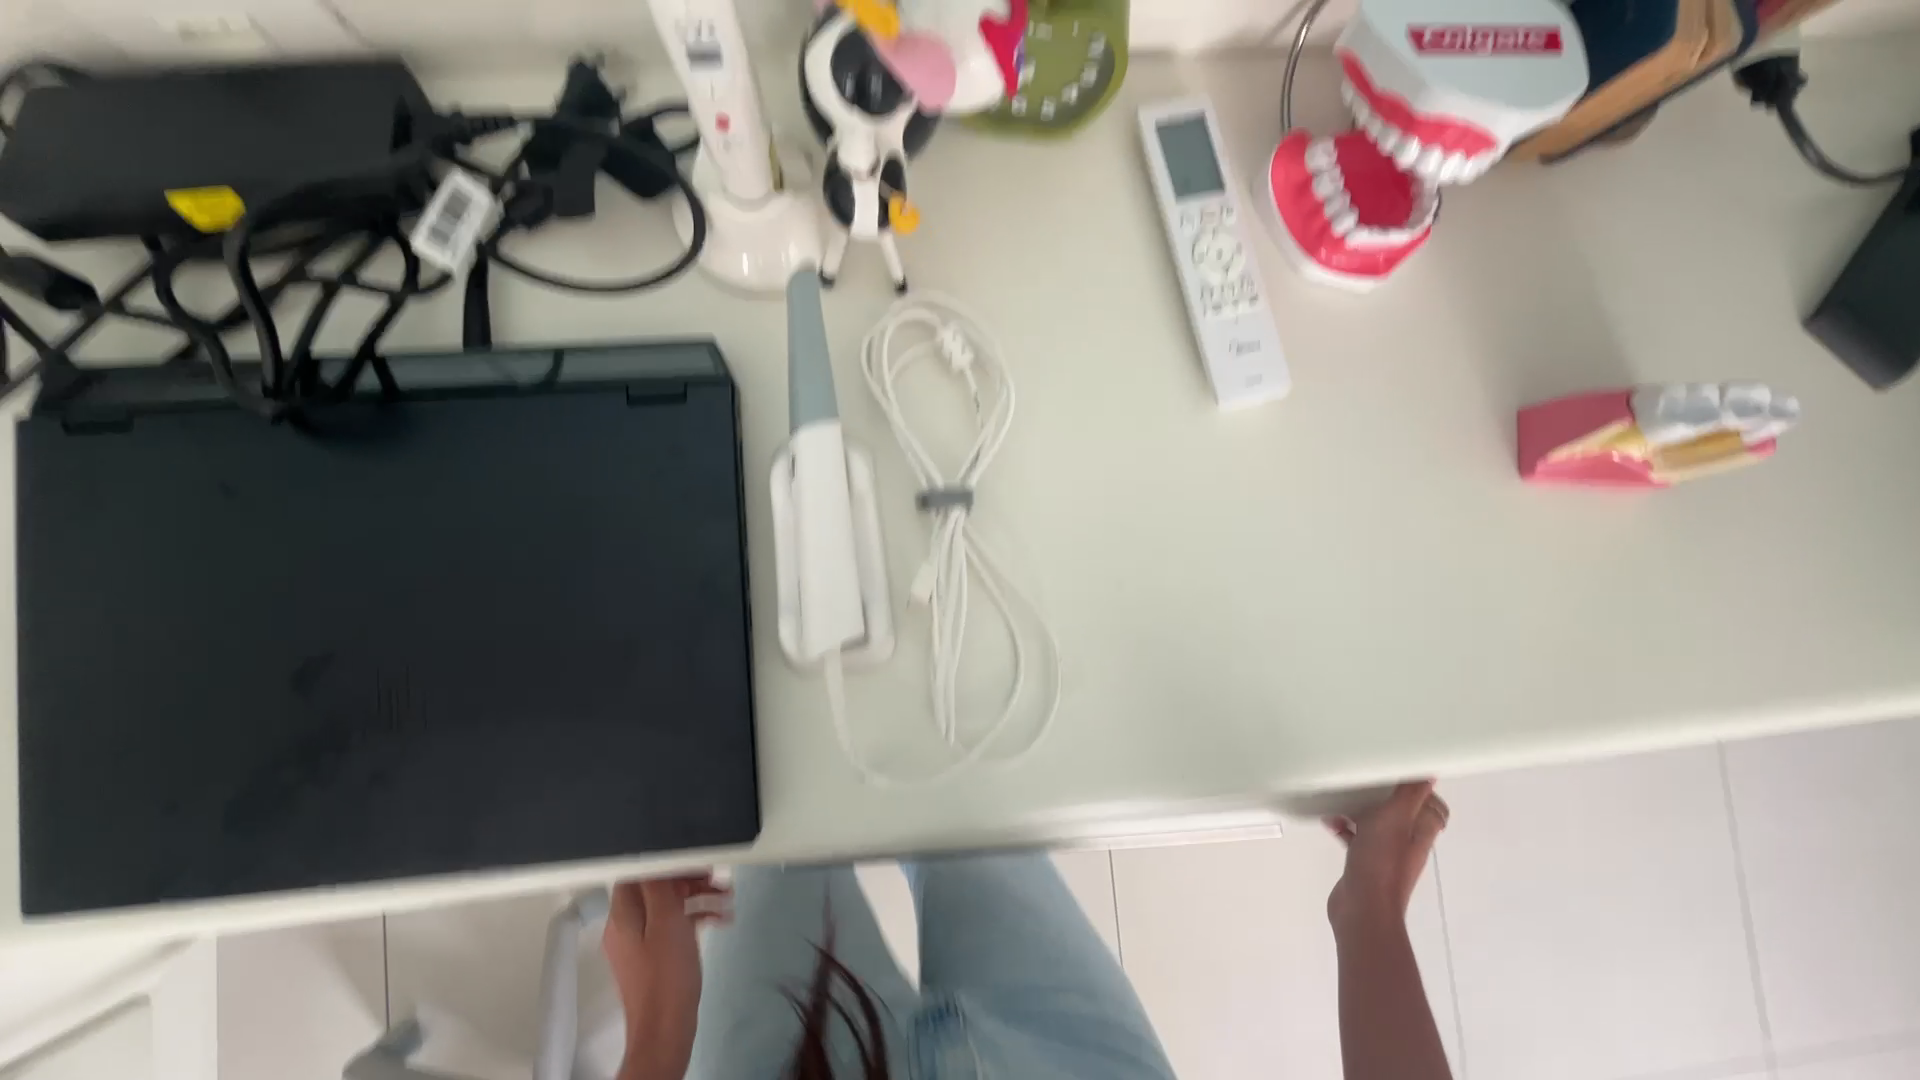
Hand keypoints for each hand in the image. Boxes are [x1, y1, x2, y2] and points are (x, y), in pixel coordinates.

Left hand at [602, 873, 729, 1079]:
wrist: (666, 1029)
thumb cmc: (667, 974)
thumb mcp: (667, 921)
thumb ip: (660, 887)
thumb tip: (655, 860)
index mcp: (623, 915)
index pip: (640, 872)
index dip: (668, 861)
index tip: (696, 860)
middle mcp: (626, 926)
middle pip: (657, 887)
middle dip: (688, 878)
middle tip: (716, 877)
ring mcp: (640, 943)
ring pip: (669, 905)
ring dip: (698, 897)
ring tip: (727, 897)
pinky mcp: (655, 957)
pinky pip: (674, 926)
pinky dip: (696, 918)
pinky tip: (721, 920)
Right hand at [1326, 781, 1448, 935]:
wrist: (1362, 907)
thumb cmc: (1381, 861)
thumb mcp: (1394, 818)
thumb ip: (1410, 794)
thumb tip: (1430, 772)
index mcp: (1420, 832)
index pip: (1432, 806)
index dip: (1418, 789)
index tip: (1397, 773)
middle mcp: (1407, 843)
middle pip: (1401, 813)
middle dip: (1383, 796)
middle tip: (1364, 781)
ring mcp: (1385, 854)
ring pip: (1377, 824)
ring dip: (1360, 810)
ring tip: (1340, 800)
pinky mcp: (1364, 863)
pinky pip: (1357, 837)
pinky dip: (1345, 827)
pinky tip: (1329, 822)